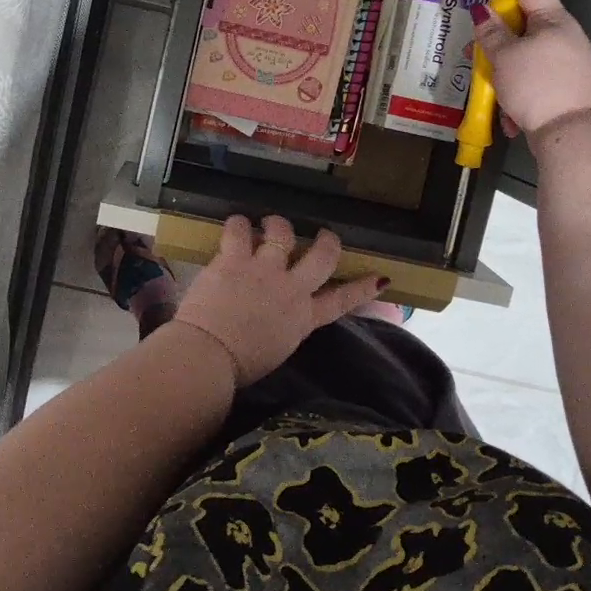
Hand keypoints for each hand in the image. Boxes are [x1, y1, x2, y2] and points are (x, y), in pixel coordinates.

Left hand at [172, 215, 387, 385]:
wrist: (210, 357)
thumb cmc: (239, 367)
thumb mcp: (277, 349)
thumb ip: (284, 327)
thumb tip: (278, 318)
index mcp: (302, 319)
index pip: (340, 301)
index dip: (362, 288)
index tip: (380, 277)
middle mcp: (290, 290)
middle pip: (322, 256)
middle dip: (327, 241)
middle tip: (323, 233)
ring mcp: (264, 271)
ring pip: (283, 233)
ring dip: (278, 225)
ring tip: (269, 223)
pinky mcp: (234, 260)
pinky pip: (239, 229)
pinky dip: (238, 224)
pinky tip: (236, 224)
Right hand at [471, 0, 590, 140]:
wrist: (571, 131)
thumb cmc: (537, 84)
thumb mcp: (505, 55)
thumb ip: (491, 32)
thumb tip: (482, 11)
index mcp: (554, 21)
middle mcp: (562, 38)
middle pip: (523, 25)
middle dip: (494, 36)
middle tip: (472, 45)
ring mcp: (563, 65)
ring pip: (522, 55)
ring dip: (499, 67)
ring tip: (482, 82)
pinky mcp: (559, 88)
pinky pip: (529, 80)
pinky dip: (513, 90)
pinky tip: (505, 112)